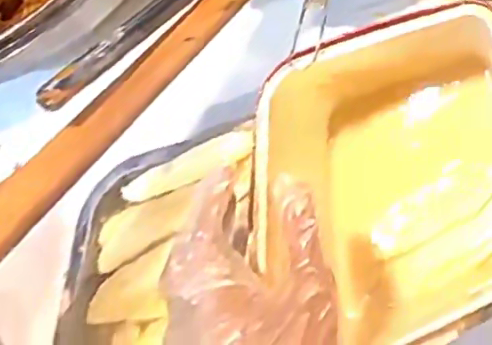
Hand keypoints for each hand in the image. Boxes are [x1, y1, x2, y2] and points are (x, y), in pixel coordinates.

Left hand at [162, 168, 339, 343]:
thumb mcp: (308, 289)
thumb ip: (299, 234)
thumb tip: (289, 183)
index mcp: (206, 279)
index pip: (204, 220)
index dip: (215, 191)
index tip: (227, 165)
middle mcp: (183, 305)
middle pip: (191, 250)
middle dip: (212, 219)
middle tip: (235, 191)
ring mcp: (183, 336)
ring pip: (193, 277)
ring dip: (216, 246)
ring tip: (244, 223)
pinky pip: (200, 299)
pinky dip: (219, 274)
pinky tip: (245, 274)